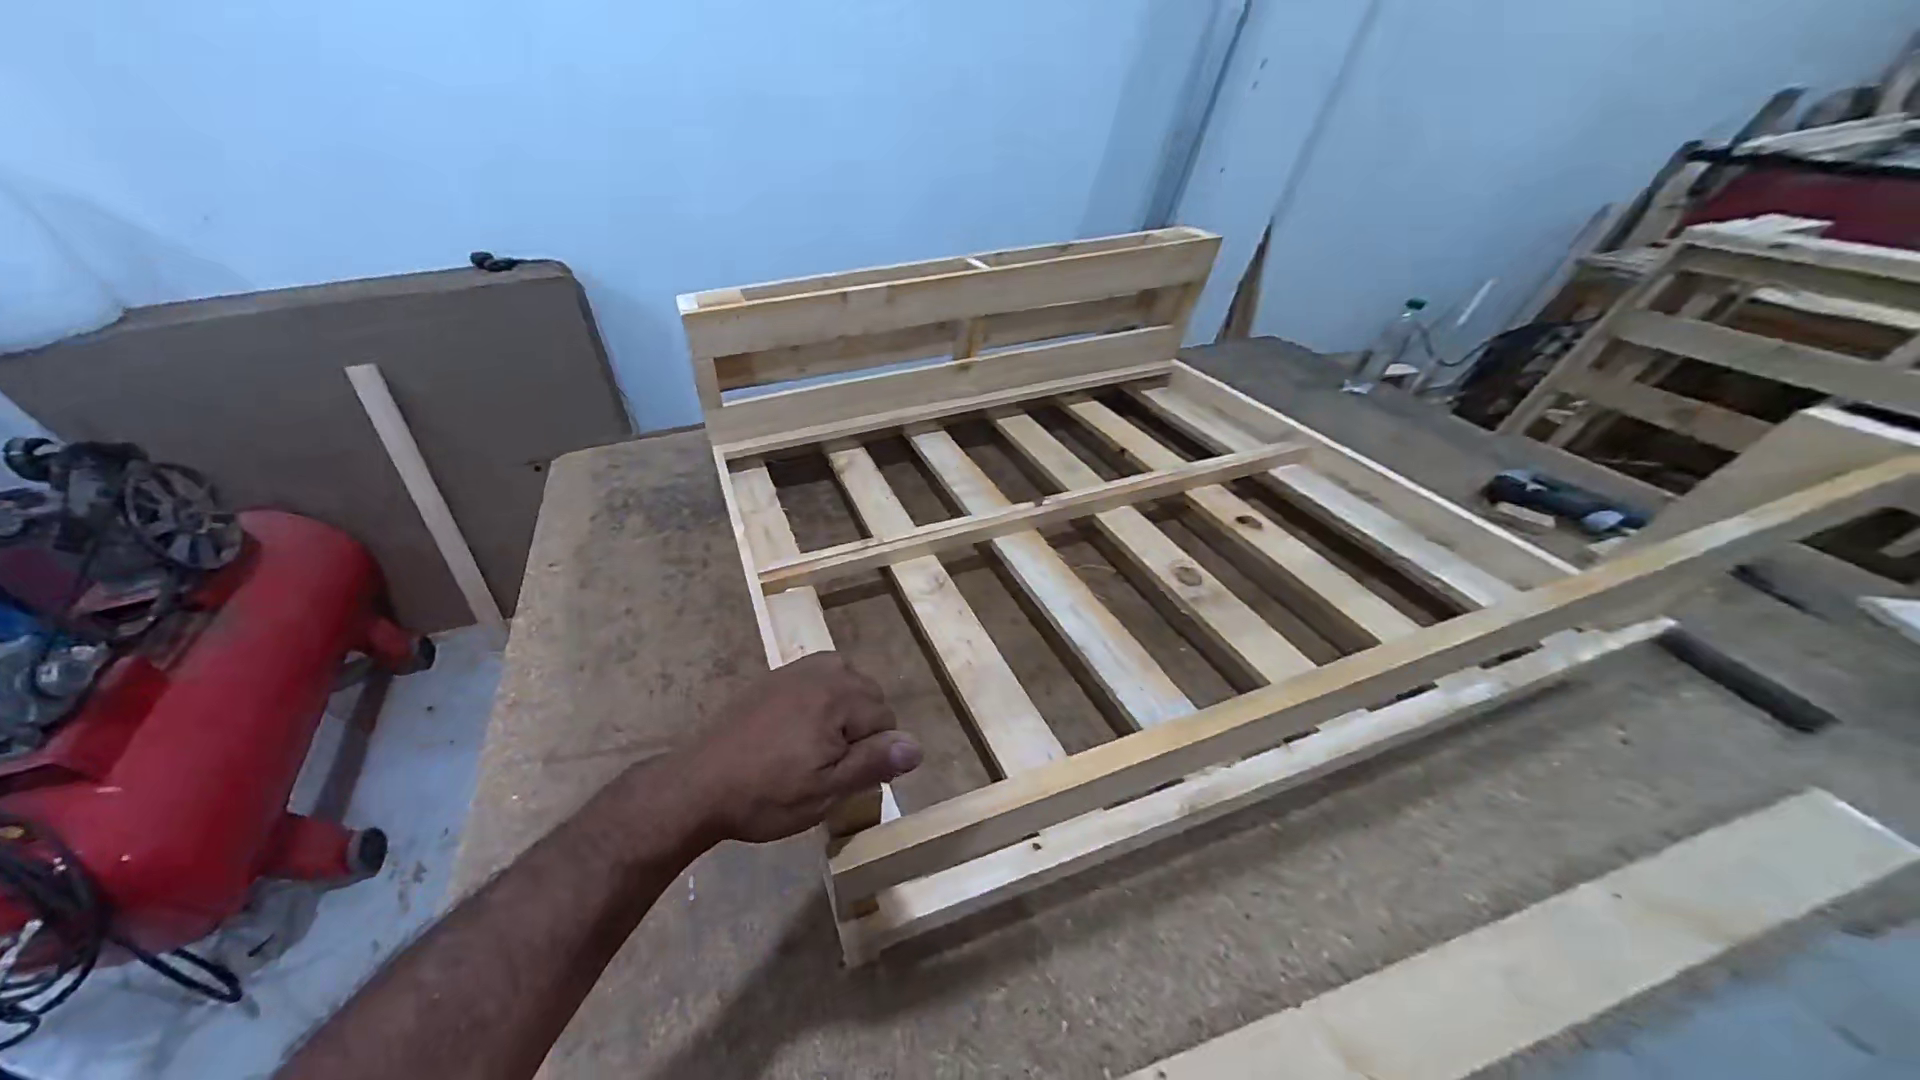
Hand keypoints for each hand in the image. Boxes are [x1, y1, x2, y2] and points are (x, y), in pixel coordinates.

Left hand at [677, 653, 920, 843]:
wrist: (695, 786)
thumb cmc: (766, 794)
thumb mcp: (828, 790)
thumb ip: (875, 762)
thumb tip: (918, 746)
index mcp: (840, 694)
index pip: (887, 719)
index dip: (873, 754)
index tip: (842, 780)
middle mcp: (823, 669)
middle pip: (869, 698)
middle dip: (859, 731)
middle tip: (826, 770)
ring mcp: (795, 669)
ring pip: (845, 688)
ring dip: (841, 717)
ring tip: (814, 753)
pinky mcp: (773, 677)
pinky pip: (817, 684)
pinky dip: (817, 706)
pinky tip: (794, 735)